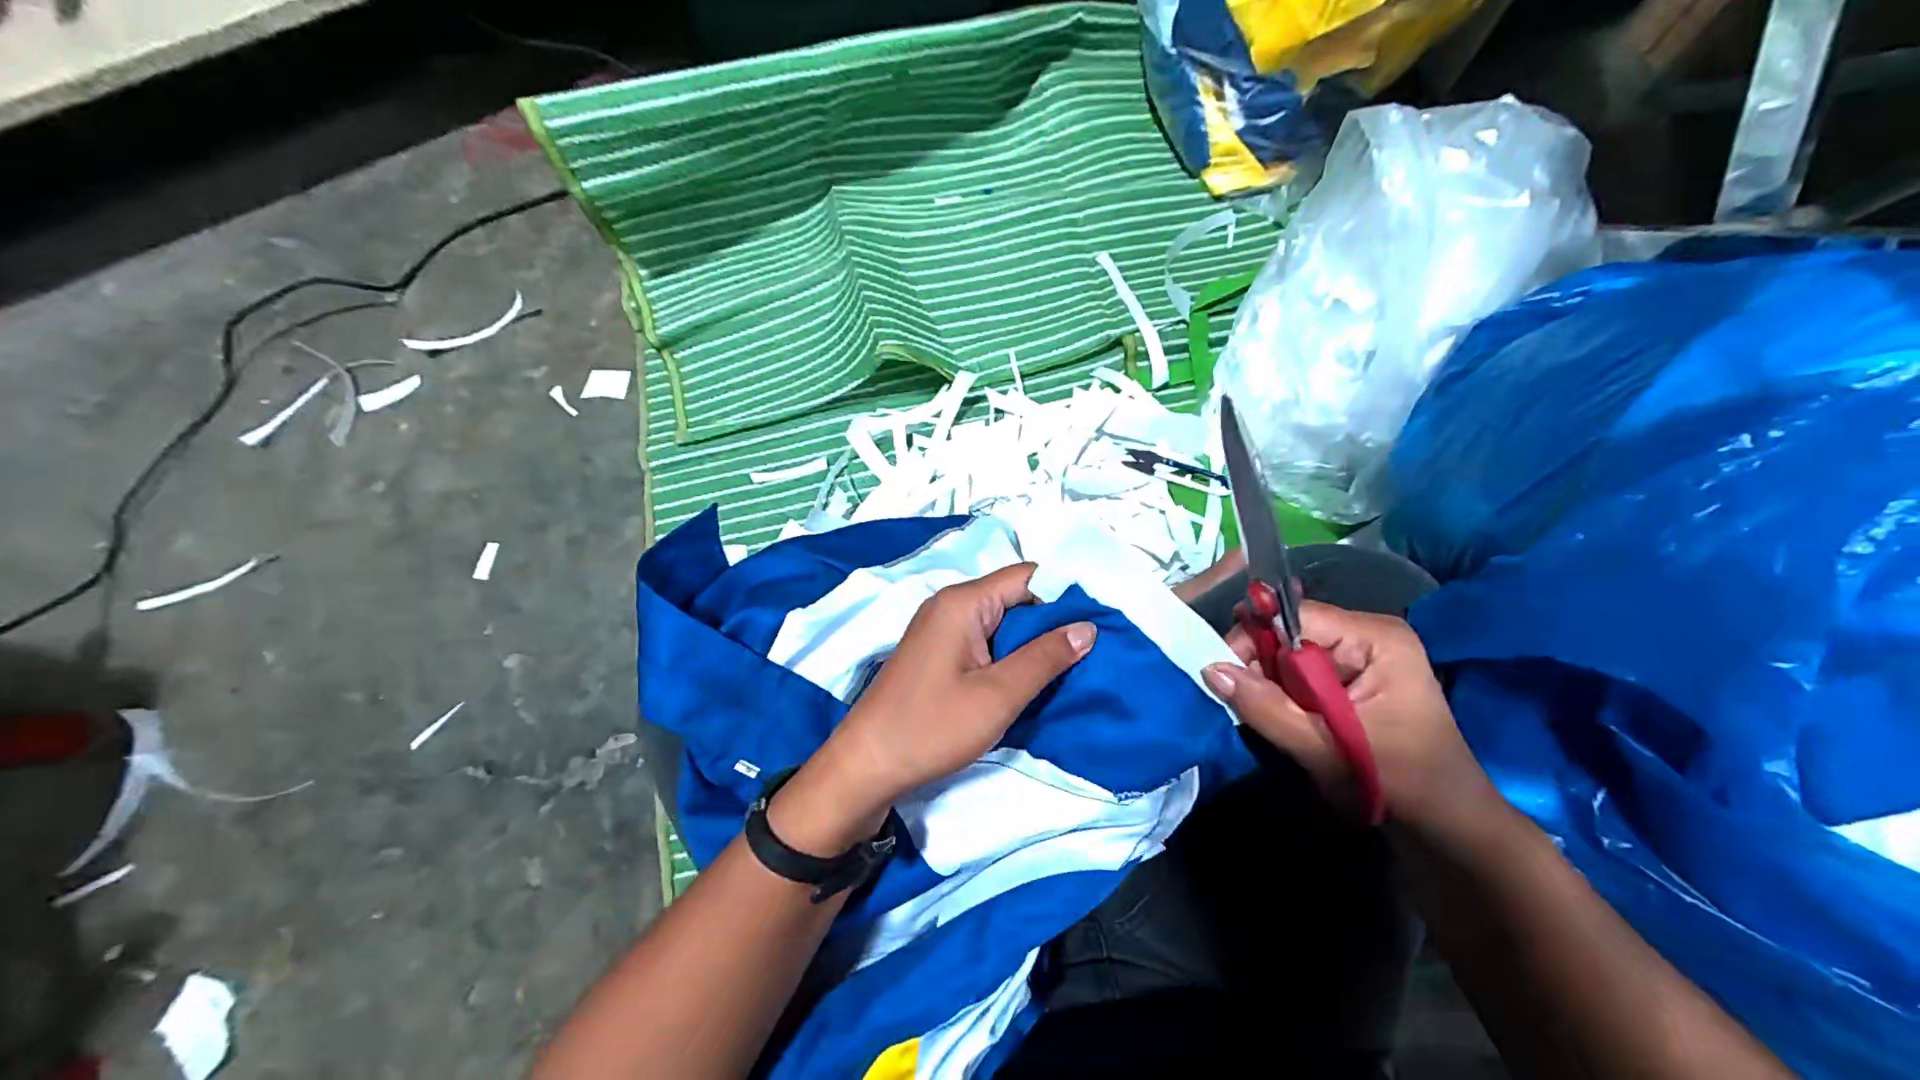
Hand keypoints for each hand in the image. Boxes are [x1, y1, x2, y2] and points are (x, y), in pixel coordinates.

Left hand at [768, 563, 1095, 854]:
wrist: (867, 765)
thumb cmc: (932, 727)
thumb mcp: (998, 695)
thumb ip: (1045, 657)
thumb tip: (1088, 627)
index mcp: (963, 603)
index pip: (1027, 576)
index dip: (1066, 592)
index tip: (1103, 616)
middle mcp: (951, 605)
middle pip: (1015, 597)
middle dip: (1054, 620)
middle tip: (1097, 645)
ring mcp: (942, 630)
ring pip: (1002, 622)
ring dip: (1034, 641)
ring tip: (1076, 662)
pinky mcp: (939, 654)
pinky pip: (985, 641)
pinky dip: (1011, 655)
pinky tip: (1036, 677)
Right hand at [1202, 600, 1485, 825]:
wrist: (1448, 831)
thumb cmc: (1401, 785)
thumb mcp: (1326, 748)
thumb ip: (1267, 708)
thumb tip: (1210, 669)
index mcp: (1375, 637)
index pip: (1293, 616)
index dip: (1254, 641)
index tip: (1223, 676)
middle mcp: (1365, 637)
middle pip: (1287, 635)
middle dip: (1260, 669)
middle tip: (1247, 708)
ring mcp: (1358, 659)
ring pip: (1287, 659)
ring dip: (1270, 689)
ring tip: (1268, 721)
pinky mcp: (1349, 682)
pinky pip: (1298, 677)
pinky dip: (1282, 699)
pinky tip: (1284, 724)